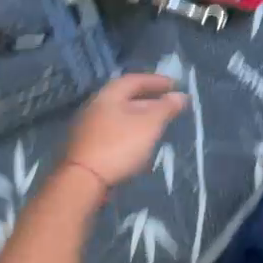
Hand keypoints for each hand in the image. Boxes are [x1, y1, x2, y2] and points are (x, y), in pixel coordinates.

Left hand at [65, 73, 188, 186]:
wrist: (82, 182)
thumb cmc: (119, 145)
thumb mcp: (150, 124)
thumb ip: (166, 107)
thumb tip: (181, 95)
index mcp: (109, 94)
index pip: (135, 79)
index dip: (156, 81)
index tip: (174, 85)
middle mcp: (95, 106)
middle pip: (126, 98)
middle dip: (149, 100)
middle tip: (168, 105)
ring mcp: (87, 128)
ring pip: (119, 116)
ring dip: (139, 118)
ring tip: (156, 126)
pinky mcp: (85, 148)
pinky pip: (113, 132)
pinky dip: (128, 132)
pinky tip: (138, 144)